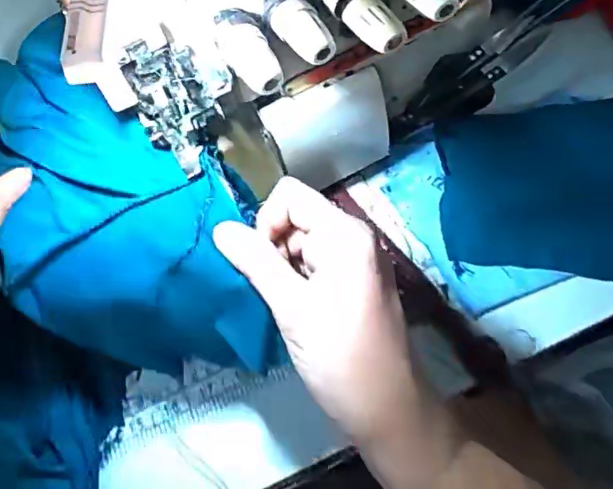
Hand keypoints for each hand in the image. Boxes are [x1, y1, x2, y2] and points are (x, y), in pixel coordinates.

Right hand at [212, 177, 432, 447]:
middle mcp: (354, 236)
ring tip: (290, 306)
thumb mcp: (292, 309)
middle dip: (275, 246)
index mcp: (344, 234)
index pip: (290, 195)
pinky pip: (315, 260)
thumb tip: (221, 228)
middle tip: (277, 291)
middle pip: (296, 215)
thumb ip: (256, 263)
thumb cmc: (341, 360)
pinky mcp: (356, 281)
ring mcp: (358, 259)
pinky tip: (301, 311)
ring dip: (285, 265)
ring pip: (302, 239)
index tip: (263, 264)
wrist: (392, 417)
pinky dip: (299, 277)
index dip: (267, 222)